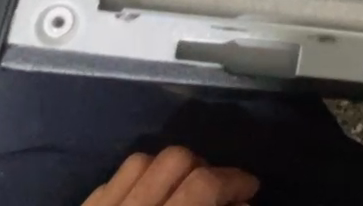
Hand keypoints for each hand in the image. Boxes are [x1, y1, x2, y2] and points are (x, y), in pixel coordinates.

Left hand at [83, 147, 258, 205]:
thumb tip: (239, 204)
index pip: (203, 187)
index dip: (235, 181)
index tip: (251, 189)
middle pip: (174, 161)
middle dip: (205, 169)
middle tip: (220, 191)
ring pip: (142, 162)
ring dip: (171, 169)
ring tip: (185, 189)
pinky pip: (111, 180)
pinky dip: (137, 181)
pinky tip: (147, 197)